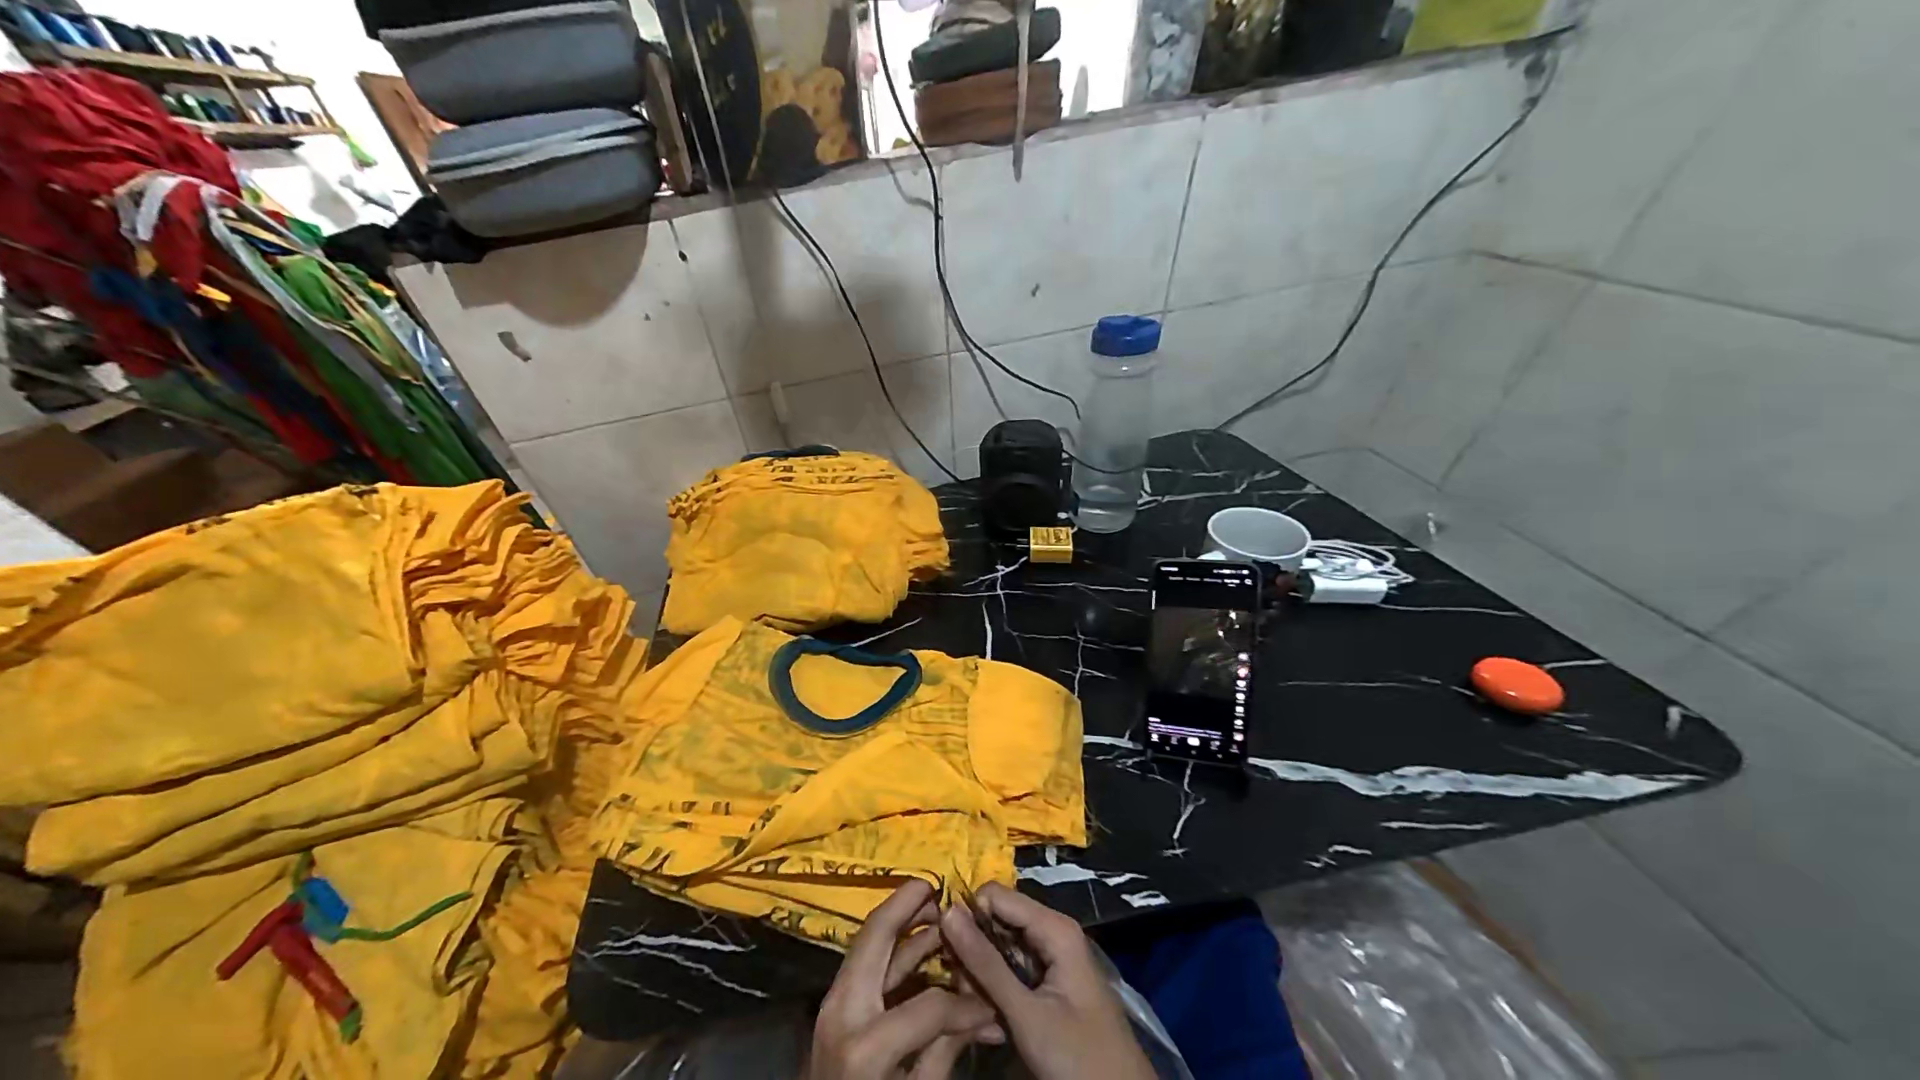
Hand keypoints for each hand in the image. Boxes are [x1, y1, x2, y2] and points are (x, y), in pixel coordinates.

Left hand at [808, 879, 1000, 1079]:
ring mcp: (834, 1005)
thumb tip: (988, 1014)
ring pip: (869, 945)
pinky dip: (895, 952)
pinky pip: (867, 967)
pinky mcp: (835, 1008)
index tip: (990, 1001)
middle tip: (938, 887)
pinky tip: (924, 948)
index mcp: (863, 1044)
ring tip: (938, 913)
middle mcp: (841, 1009)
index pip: (928, 1004)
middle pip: (875, 936)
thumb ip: (947, 1049)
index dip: (966, 1003)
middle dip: (907, 906)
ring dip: (904, 926)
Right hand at [941, 883, 1156, 1079]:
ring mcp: (1051, 955)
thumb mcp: (1026, 1013)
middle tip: (964, 990)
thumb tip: (947, 912)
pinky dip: (994, 985)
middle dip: (974, 950)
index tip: (947, 952)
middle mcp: (1053, 931)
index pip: (995, 895)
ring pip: (999, 945)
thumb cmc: (1078, 1057)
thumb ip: (985, 963)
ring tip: (978, 1007)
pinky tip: (990, 1013)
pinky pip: (1010, 966)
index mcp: (1054, 927)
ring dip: (981, 973)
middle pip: (996, 919)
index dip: (967, 916)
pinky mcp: (1047, 979)